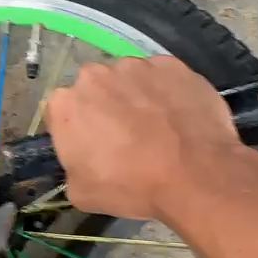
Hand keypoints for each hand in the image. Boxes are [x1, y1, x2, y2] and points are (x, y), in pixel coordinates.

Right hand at [45, 56, 255, 220]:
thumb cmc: (131, 186)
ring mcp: (135, 66)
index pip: (62, 113)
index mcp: (65, 104)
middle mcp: (94, 75)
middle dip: (105, 107)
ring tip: (158, 127)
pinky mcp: (171, 65)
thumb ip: (72, 166)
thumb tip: (83, 160)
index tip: (93, 147)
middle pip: (95, 89)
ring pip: (129, 79)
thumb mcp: (81, 193)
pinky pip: (162, 77)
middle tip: (126, 137)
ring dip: (136, 97)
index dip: (78, 131)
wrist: (195, 175)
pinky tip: (178, 116)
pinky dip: (166, 92)